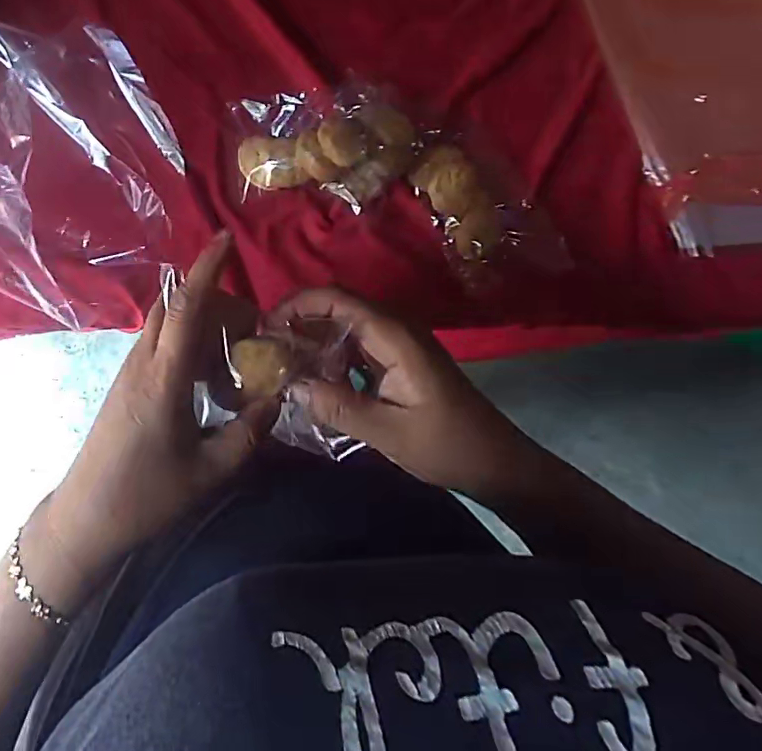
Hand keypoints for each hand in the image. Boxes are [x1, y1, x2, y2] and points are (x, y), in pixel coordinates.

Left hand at [28, 233, 277, 611]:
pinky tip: (208, 380)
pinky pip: (161, 341)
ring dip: (203, 323)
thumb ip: (248, 433)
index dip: (206, 268)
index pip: (186, 307)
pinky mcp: (126, 380)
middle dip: (217, 299)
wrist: (85, 518)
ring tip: (234, 358)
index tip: (225, 239)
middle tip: (252, 331)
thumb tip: (276, 399)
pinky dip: (189, 342)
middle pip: (178, 303)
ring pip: (168, 320)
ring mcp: (130, 369)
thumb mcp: (209, 472)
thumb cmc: (146, 496)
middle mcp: (143, 362)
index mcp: (164, 378)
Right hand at [271, 288, 556, 505]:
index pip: (338, 299)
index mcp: (395, 336)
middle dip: (299, 319)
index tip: (265, 325)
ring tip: (281, 361)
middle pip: (338, 306)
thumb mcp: (388, 432)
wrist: (496, 461)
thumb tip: (290, 385)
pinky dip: (331, 354)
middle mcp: (395, 329)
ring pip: (346, 325)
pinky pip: (357, 344)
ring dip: (314, 337)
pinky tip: (313, 377)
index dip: (298, 305)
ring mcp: (398, 343)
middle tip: (266, 345)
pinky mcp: (399, 360)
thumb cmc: (447, 445)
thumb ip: (338, 406)